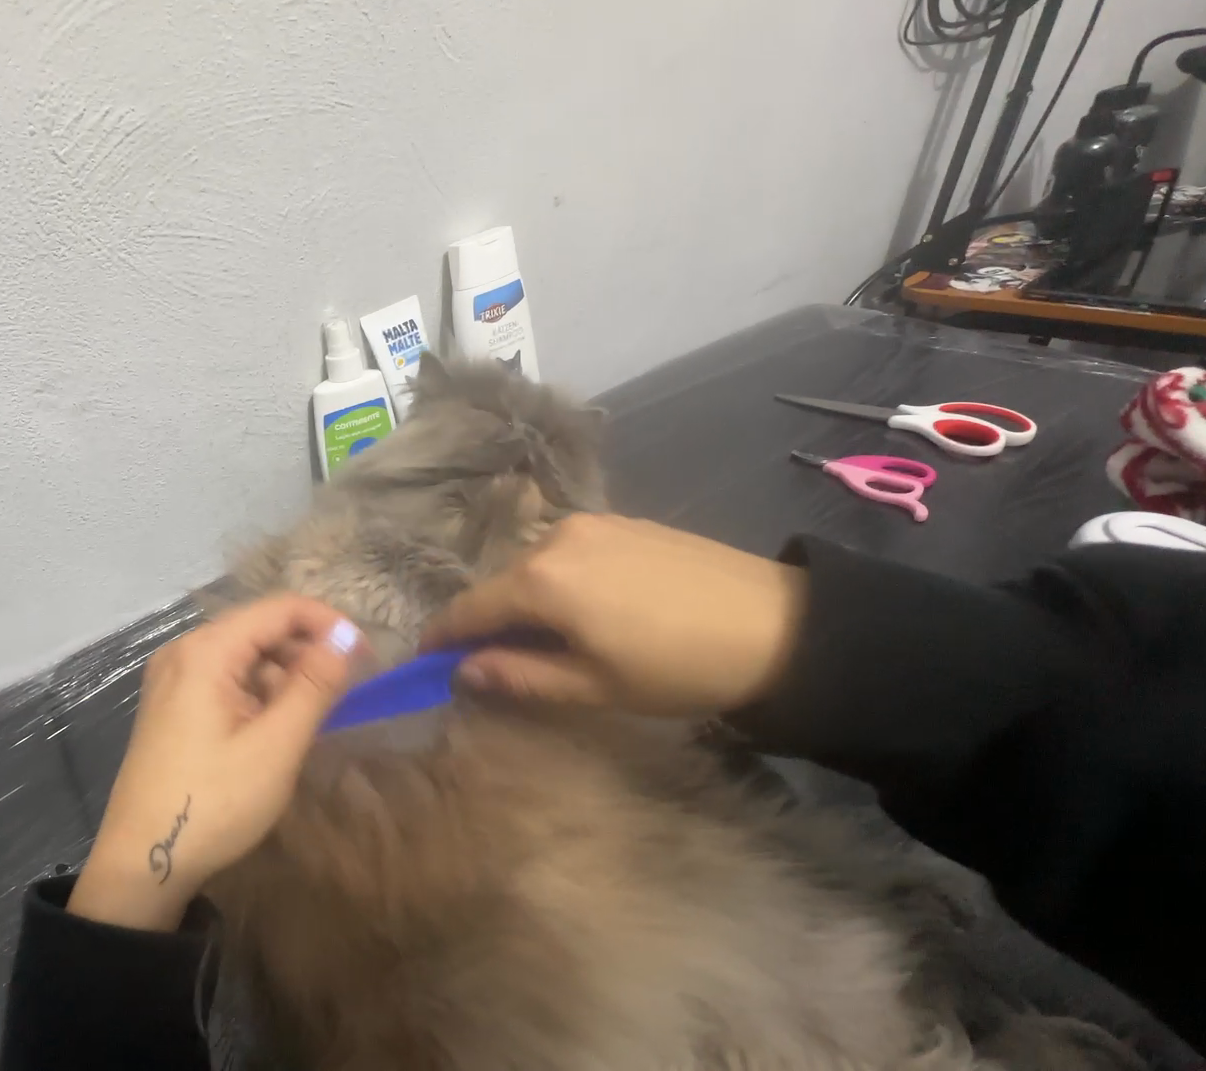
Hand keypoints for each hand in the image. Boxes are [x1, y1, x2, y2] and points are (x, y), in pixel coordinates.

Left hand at [67, 595, 363, 930]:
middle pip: (260, 628)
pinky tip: (276, 725)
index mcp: (206, 651)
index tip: (367, 656)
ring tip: (313, 714)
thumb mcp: (275, 746)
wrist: (140, 863)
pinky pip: (226, 678)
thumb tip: (347, 639)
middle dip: (307, 650)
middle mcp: (184, 651)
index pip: (279, 609)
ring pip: (244, 655)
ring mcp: (173, 677)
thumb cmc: (214, 803)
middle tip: (346, 690)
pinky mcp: (172, 703)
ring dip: (285, 674)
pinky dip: (259, 691)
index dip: (329, 624)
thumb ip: (314, 685)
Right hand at [421, 514, 805, 718]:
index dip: (441, 638)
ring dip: (524, 600)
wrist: (778, 624)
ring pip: (531, 565)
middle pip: (498, 584)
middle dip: (486, 622)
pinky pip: (565, 551)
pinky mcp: (621, 519)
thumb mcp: (593, 686)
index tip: (427, 662)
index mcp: (540, 581)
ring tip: (550, 638)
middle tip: (496, 662)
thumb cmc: (677, 666)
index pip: (467, 609)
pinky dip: (556, 579)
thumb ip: (518, 675)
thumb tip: (462, 670)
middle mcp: (553, 538)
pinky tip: (587, 606)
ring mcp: (589, 522)